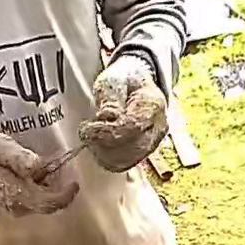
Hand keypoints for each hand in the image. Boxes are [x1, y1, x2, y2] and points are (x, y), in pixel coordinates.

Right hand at [0, 132, 78, 215]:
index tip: (75, 181)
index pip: (48, 202)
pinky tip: (34, 174)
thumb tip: (40, 166)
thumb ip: (19, 158)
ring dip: (49, 188)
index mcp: (15, 193)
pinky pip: (33, 201)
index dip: (65, 194)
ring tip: (47, 167)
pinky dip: (40, 189)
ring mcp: (15, 209)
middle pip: (48, 204)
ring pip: (41, 203)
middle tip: (62, 166)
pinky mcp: (13, 207)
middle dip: (59, 188)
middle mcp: (17, 207)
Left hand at [79, 54, 166, 172]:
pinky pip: (123, 165)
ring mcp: (152, 144)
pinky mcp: (143, 154)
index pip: (132, 127)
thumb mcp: (113, 79)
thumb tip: (108, 118)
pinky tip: (98, 146)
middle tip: (87, 133)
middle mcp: (158, 128)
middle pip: (131, 149)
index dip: (107, 132)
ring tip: (92, 137)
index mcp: (153, 104)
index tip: (87, 128)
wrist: (135, 87)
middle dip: (103, 145)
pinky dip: (107, 159)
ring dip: (103, 153)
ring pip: (126, 160)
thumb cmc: (123, 81)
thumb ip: (110, 98)